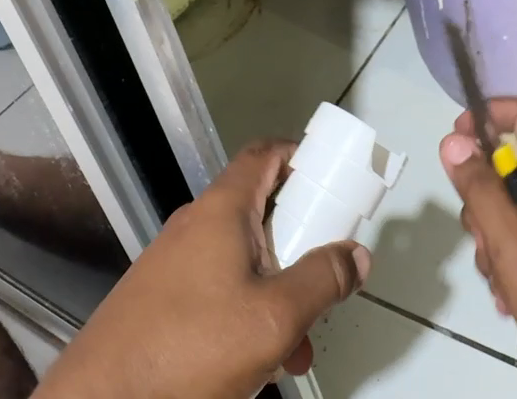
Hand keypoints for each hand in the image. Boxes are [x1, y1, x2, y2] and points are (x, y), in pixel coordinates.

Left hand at [39, 140, 369, 398]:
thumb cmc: (190, 347)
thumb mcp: (274, 317)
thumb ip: (323, 280)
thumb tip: (356, 254)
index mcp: (222, 210)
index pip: (265, 154)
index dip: (302, 156)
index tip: (335, 180)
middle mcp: (195, 225)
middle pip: (261, 212)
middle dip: (301, 246)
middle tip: (326, 282)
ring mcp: (173, 263)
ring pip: (242, 260)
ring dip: (277, 292)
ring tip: (297, 346)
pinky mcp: (160, 300)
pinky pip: (217, 289)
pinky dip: (246, 312)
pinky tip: (257, 363)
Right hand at [441, 98, 516, 397]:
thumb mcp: (507, 240)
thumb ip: (479, 188)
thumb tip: (453, 140)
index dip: (488, 114)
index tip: (458, 139)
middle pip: (516, 167)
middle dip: (485, 200)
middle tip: (479, 239)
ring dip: (500, 236)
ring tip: (501, 281)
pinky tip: (515, 292)